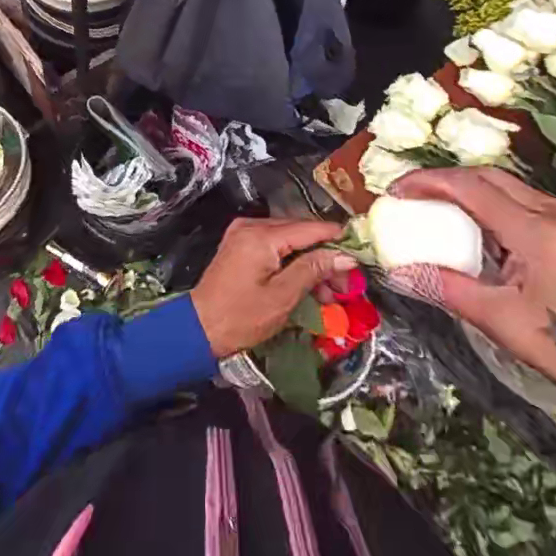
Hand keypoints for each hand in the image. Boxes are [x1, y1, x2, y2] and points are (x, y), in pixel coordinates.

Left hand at [191, 218, 356, 358]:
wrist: (196, 330)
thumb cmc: (241, 317)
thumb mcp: (283, 296)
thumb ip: (314, 270)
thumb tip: (345, 256)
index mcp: (261, 235)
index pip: (309, 228)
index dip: (336, 239)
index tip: (360, 252)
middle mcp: (252, 225)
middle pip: (300, 232)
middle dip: (325, 254)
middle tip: (345, 280)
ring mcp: (243, 233)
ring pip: (289, 239)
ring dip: (310, 260)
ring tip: (329, 289)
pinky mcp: (240, 245)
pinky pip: (275, 245)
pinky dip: (292, 260)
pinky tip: (306, 282)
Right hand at [385, 168, 555, 466]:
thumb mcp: (504, 323)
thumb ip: (449, 288)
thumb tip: (402, 273)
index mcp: (540, 231)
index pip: (473, 188)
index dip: (430, 182)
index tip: (398, 190)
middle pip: (496, 180)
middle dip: (452, 184)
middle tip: (419, 201)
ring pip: (519, 194)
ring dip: (481, 199)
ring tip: (451, 224)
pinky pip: (540, 211)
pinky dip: (508, 216)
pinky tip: (498, 247)